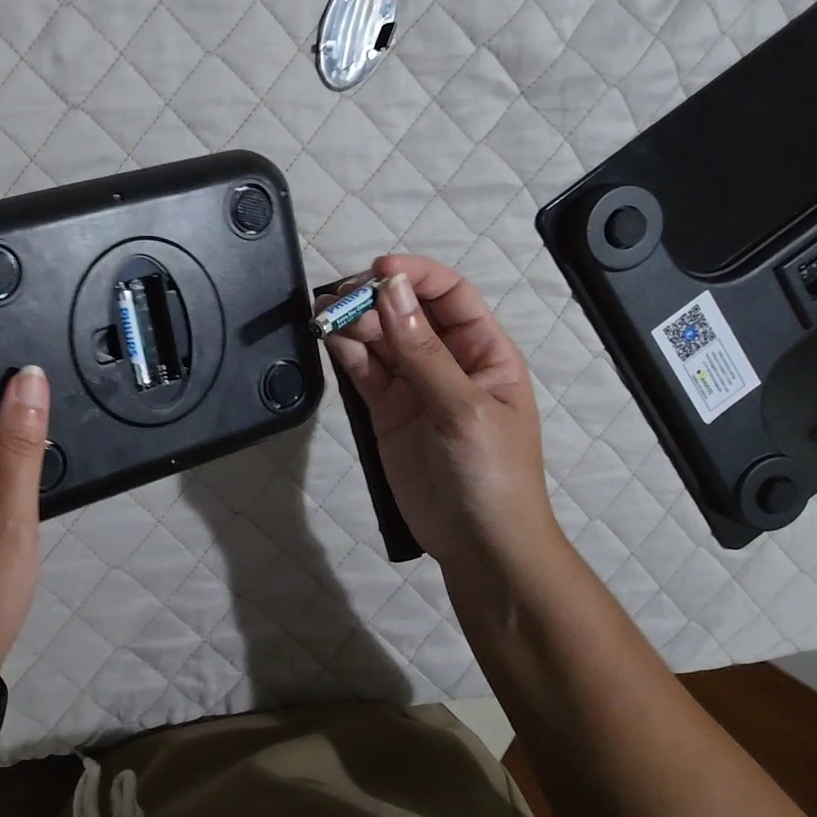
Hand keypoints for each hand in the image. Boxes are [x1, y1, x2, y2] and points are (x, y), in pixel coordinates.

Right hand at [320, 255, 559, 577]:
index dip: (417, 276)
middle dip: (375, 300)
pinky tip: (328, 341)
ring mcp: (414, 387)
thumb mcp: (464, 409)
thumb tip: (391, 291)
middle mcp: (448, 362)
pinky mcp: (385, 411)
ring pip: (379, 339)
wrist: (479, 546)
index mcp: (485, 353)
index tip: (378, 270)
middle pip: (407, 313)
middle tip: (340, 301)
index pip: (450, 296)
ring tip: (325, 317)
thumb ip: (423, 352)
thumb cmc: (491, 474)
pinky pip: (363, 371)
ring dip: (353, 323)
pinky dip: (345, 354)